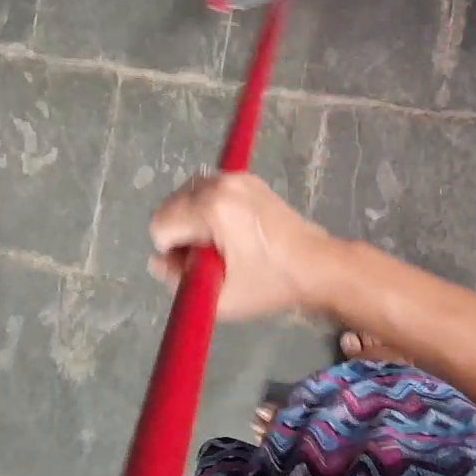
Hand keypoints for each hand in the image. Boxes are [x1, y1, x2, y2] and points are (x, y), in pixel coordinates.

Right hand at [147, 173, 348, 320]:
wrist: (317, 265)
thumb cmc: (270, 283)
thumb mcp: (220, 298)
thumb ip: (178, 280)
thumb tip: (157, 262)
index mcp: (211, 208)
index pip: (161, 223)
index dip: (170, 251)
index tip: (195, 267)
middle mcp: (219, 183)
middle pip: (171, 205)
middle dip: (179, 233)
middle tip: (206, 259)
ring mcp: (234, 177)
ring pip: (187, 194)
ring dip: (190, 219)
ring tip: (217, 245)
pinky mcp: (247, 179)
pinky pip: (208, 189)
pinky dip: (207, 208)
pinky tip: (229, 231)